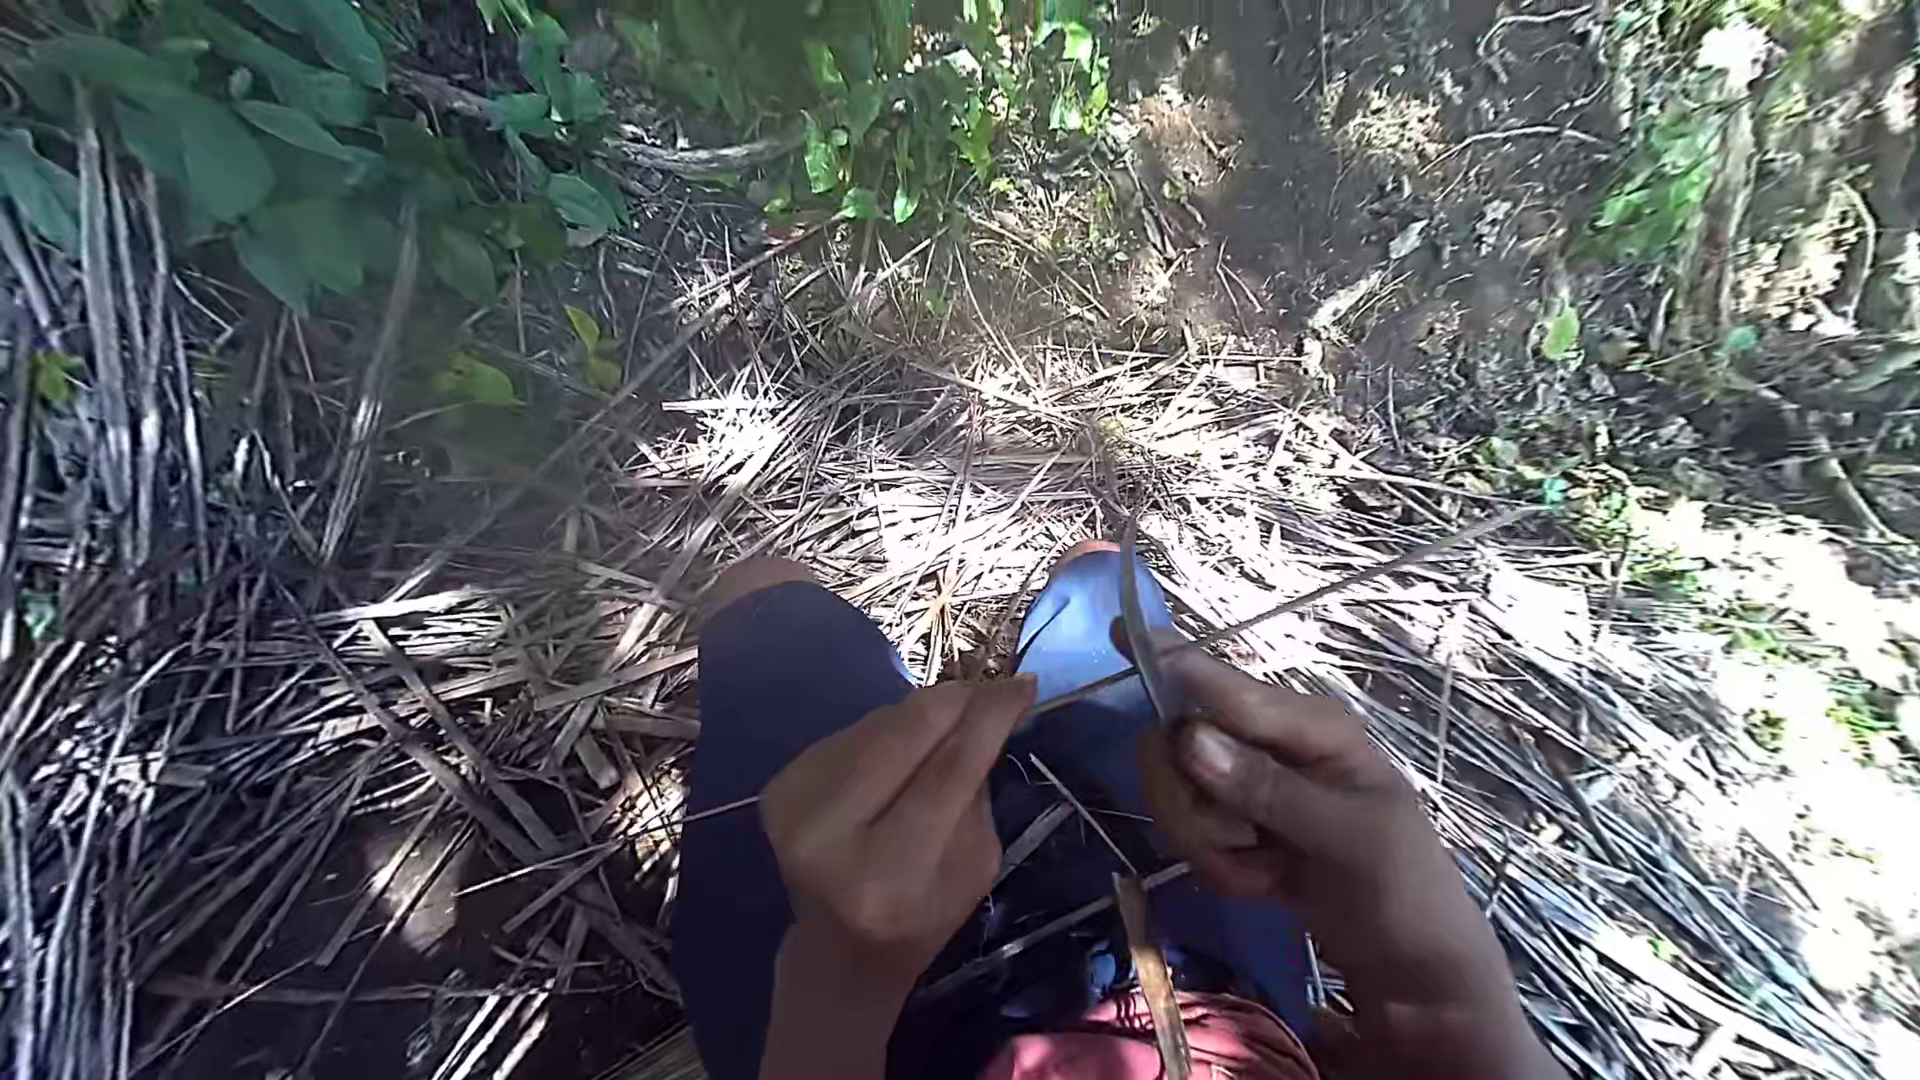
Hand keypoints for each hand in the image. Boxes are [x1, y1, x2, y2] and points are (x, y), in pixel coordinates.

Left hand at [761, 676, 1035, 988]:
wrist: (838, 945)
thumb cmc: (922, 913)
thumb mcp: (974, 863)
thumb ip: (977, 787)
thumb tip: (986, 705)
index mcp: (888, 874)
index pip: (950, 769)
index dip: (990, 716)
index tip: (1024, 684)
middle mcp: (829, 833)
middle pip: (909, 730)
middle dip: (960, 697)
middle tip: (993, 686)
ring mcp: (796, 801)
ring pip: (883, 720)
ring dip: (928, 711)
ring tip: (951, 723)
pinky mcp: (783, 781)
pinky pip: (858, 728)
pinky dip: (893, 727)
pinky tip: (904, 748)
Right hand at [1137, 641, 1566, 1077]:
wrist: (1408, 961)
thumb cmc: (1401, 887)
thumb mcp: (1351, 838)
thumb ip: (1268, 788)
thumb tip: (1188, 738)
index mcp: (1304, 722)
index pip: (1224, 685)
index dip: (1171, 658)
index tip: (1121, 632)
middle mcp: (1260, 736)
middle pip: (1173, 742)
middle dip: (1194, 803)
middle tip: (1243, 841)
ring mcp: (1236, 773)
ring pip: (1168, 789)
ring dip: (1208, 842)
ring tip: (1265, 867)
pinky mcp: (1221, 811)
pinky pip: (1179, 826)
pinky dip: (1215, 864)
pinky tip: (1260, 877)